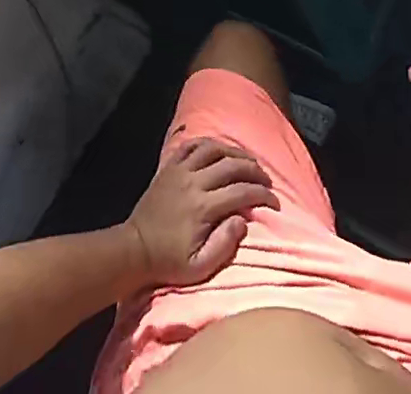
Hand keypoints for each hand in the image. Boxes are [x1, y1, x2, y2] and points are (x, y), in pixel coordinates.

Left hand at [124, 138, 278, 286]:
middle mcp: (193, 182)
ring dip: (233, 152)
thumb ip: (225, 245)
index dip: (262, 195)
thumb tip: (242, 220)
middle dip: (254, 170)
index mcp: (203, 207)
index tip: (274, 202)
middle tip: (266, 179)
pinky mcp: (168, 167)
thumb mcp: (200, 267)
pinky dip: (207, 143)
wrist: (135, 247)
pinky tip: (218, 149)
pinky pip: (189, 146)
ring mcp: (179, 171)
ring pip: (212, 149)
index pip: (241, 192)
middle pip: (230, 165)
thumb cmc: (170, 261)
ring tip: (247, 161)